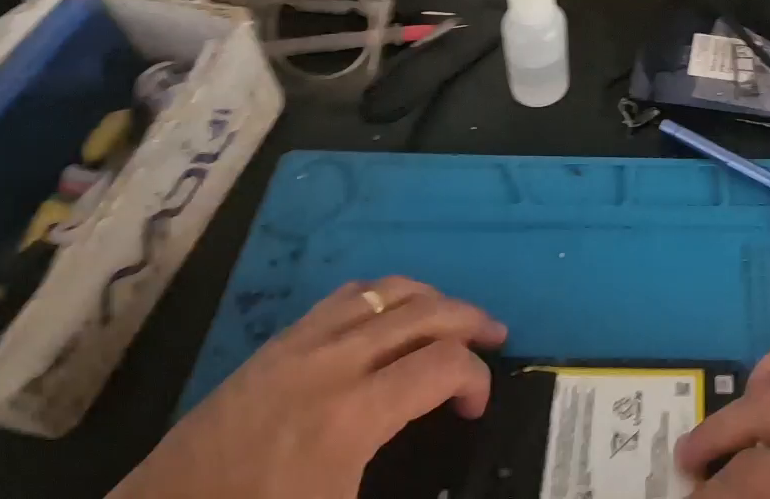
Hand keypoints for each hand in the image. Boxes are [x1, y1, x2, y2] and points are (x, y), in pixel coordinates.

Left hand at [109, 277, 505, 498]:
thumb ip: (398, 483)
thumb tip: (452, 485)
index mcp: (352, 417)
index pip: (443, 366)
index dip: (476, 380)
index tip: (476, 408)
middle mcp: (334, 364)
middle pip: (424, 312)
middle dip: (470, 321)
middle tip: (495, 338)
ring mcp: (300, 346)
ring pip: (386, 291)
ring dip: (431, 299)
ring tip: (451, 320)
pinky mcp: (274, 346)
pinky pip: (343, 298)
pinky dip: (383, 297)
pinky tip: (389, 318)